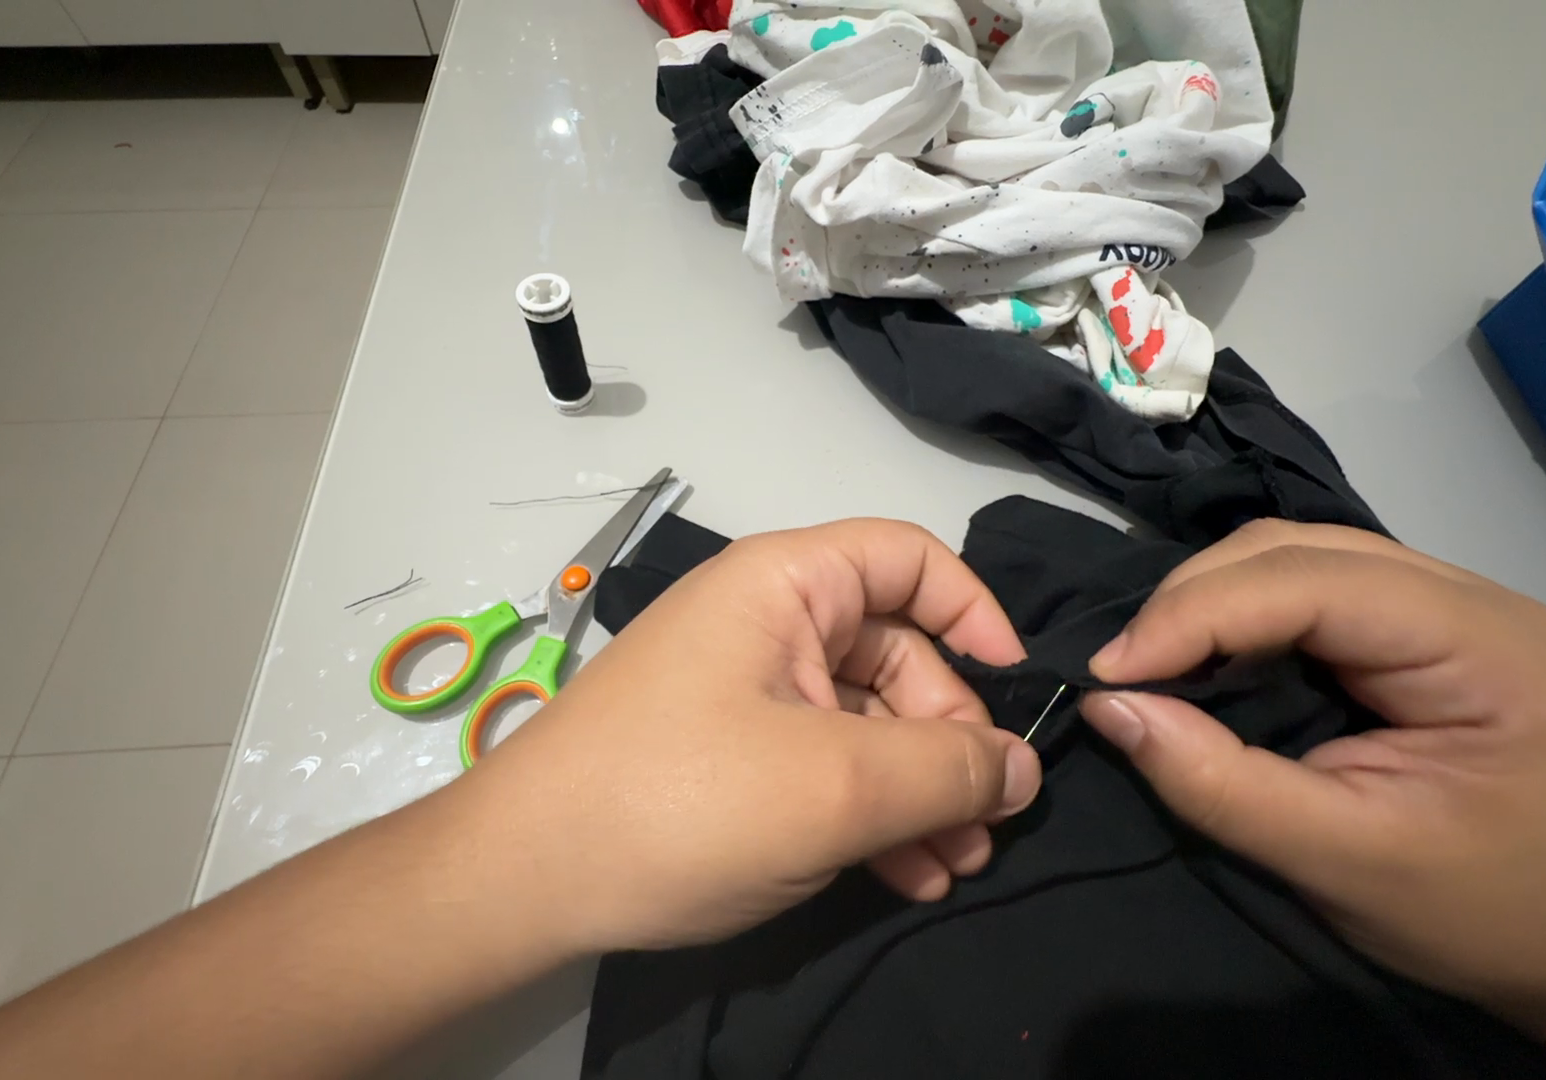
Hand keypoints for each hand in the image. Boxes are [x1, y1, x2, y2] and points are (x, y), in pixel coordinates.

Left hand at [457, 519, 1042, 953]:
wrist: (522, 879)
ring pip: (865, 720)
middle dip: (949, 739)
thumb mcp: (833, 785)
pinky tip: (905, 874)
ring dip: (916, 790)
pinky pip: (824, 762)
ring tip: (953, 866)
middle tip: (985, 825)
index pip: (907, 559)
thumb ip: (945, 768)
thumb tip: (1022, 765)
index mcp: (784, 585)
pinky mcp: (733, 750)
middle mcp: (767, 622)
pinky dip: (868, 811)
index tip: (1016, 690)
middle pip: (896, 653)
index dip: (974, 612)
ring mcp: (748, 689)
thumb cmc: (682, 801)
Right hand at [1080, 520, 1545, 1005]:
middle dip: (1187, 602)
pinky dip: (1225, 610)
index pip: (1309, 584)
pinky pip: (1289, 582)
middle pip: (1287, 550)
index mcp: (1481, 646)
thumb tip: (1106, 705)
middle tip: (1123, 672)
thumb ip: (1218, 783)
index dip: (1193, 616)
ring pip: (1280, 552)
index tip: (1109, 674)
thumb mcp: (1340, 862)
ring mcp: (1432, 601)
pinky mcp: (1398, 620)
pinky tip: (1201, 653)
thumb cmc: (1480, 911)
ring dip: (1200, 599)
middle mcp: (1460, 598)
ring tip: (1154, 662)